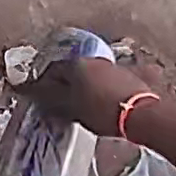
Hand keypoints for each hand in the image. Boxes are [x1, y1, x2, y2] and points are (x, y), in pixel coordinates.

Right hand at [22, 57, 158, 136]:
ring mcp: (115, 66)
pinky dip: (106, 89)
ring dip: (87, 85)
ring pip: (93, 74)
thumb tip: (33, 92)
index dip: (44, 82)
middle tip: (61, 98)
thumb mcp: (71, 109)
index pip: (53, 70)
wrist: (143, 115)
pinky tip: (107, 100)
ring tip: (85, 102)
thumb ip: (51, 99)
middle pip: (74, 70)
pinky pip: (112, 81)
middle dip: (66, 82)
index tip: (40, 93)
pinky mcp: (133, 76)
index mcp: (76, 65)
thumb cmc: (102, 111)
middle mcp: (95, 60)